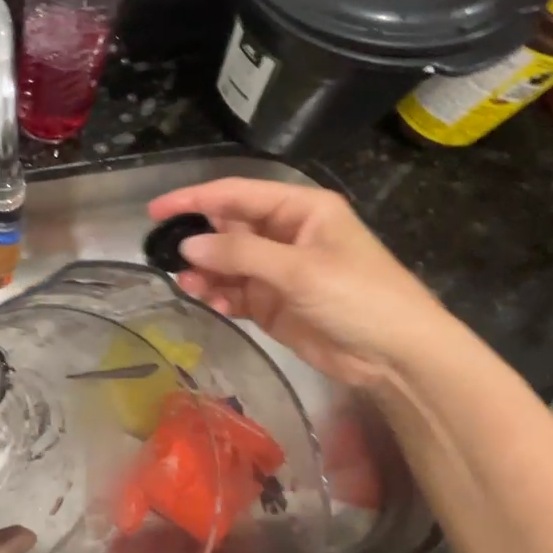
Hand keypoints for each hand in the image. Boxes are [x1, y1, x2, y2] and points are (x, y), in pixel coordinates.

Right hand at [147, 179, 459, 387]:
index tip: (155, 210)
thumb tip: (187, 246)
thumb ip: (240, 254)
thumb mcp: (299, 270)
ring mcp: (278, 270)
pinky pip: (234, 292)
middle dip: (198, 242)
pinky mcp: (272, 303)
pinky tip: (216, 305)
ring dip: (206, 274)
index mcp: (301, 210)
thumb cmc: (359, 297)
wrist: (398, 357)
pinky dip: (220, 297)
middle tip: (166, 256)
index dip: (194, 199)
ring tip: (192, 287)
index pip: (236, 194)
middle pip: (227, 228)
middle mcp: (286, 234)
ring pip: (225, 263)